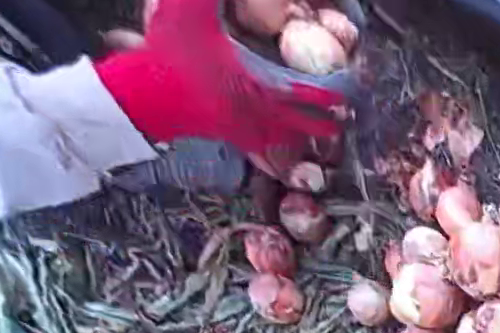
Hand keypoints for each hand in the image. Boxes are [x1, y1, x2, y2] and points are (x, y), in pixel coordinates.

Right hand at [95, 0, 344, 162]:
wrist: (151, 94)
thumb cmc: (173, 52)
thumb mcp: (189, 8)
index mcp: (262, 87)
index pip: (308, 95)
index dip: (331, 94)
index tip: (348, 92)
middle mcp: (265, 116)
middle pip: (310, 128)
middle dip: (331, 125)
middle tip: (347, 120)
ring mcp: (254, 133)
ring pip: (294, 143)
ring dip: (311, 139)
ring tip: (329, 134)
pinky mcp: (241, 141)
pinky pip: (272, 152)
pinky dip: (286, 149)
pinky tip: (293, 146)